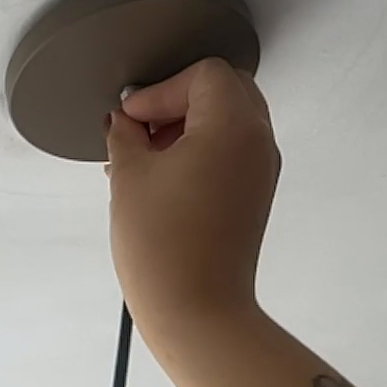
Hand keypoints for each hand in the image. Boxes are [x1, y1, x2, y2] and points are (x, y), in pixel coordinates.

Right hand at [106, 57, 279, 333]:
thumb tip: (125, 121)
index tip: (130, 119)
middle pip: (225, 92)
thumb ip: (125, 134)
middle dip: (177, 102)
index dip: (160, 90)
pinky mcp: (254, 199)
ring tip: (142, 159)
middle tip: (140, 129)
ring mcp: (261, 173)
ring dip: (186, 128)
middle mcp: (258, 143)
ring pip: (228, 123)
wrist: (195, 310)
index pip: (204, 75)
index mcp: (234, 126)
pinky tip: (160, 180)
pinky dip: (199, 152)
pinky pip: (230, 155)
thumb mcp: (129, 176)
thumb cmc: (163, 246)